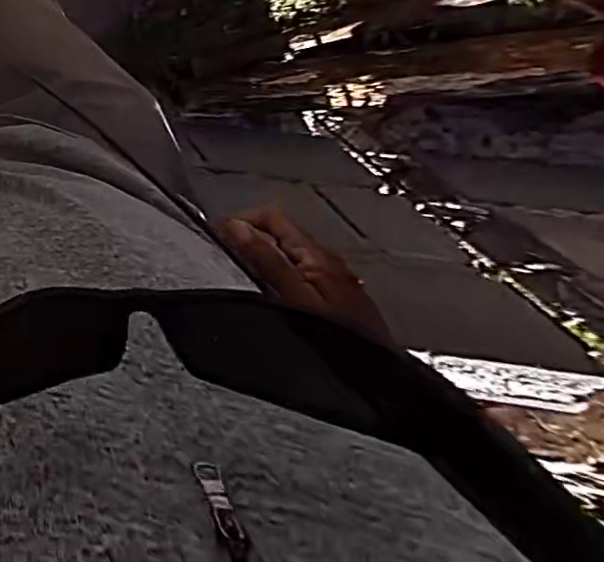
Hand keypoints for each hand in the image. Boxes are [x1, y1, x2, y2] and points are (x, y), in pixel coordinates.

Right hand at [218, 205, 394, 345]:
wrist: (386, 387)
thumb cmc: (343, 343)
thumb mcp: (294, 298)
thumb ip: (266, 260)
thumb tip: (237, 227)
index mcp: (317, 257)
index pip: (273, 217)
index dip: (242, 219)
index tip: (218, 233)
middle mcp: (328, 264)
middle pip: (281, 233)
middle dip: (250, 237)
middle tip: (224, 253)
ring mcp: (334, 282)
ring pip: (289, 254)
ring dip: (262, 257)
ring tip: (241, 273)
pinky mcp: (336, 301)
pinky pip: (298, 274)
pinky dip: (276, 275)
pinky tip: (269, 295)